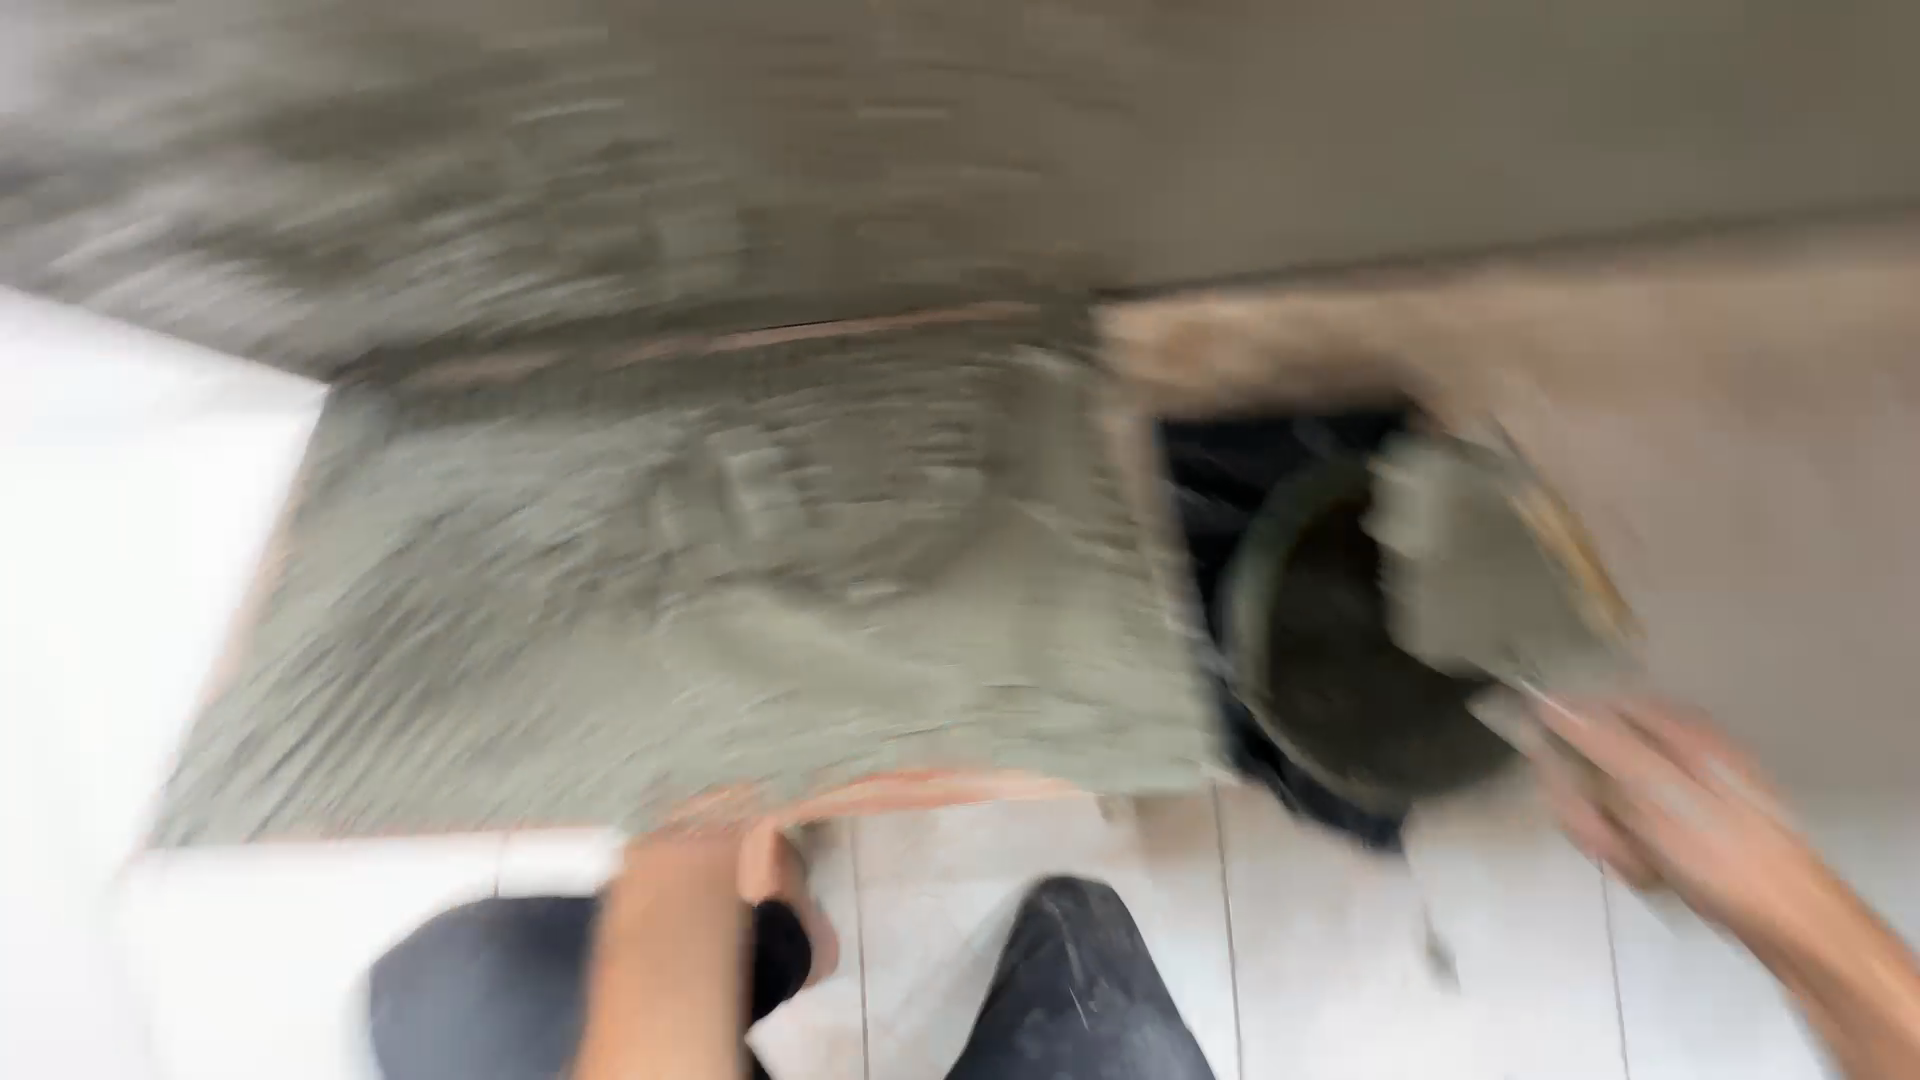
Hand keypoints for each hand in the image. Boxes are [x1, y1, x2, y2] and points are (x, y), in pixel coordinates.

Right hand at [1527, 695, 1847, 945]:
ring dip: (1600, 830)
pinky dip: (1621, 847)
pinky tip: (1643, 866)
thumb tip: (1551, 702)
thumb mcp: (1658, 791)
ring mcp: (1675, 791)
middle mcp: (1674, 754)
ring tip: (1628, 857)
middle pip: (1589, 757)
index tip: (1560, 771)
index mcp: (1678, 732)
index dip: (1565, 738)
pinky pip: (1619, 822)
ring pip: (1598, 795)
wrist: (1790, 927)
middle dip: (1582, 800)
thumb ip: (1602, 742)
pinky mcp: (1674, 824)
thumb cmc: (1727, 856)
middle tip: (1599, 831)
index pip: (1592, 710)